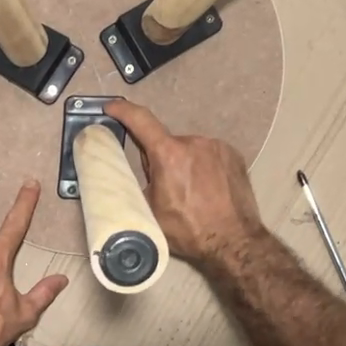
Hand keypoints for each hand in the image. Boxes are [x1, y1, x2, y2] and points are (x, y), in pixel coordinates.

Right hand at [106, 99, 264, 263]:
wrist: (233, 240)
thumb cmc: (190, 230)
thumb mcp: (149, 210)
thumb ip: (137, 183)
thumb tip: (127, 172)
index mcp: (169, 155)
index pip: (141, 121)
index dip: (123, 111)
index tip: (112, 106)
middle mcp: (195, 143)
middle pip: (164, 144)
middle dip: (158, 161)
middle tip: (162, 189)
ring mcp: (217, 147)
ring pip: (186, 150)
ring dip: (181, 164)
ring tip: (187, 194)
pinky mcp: (232, 155)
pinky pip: (206, 154)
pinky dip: (200, 167)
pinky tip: (204, 190)